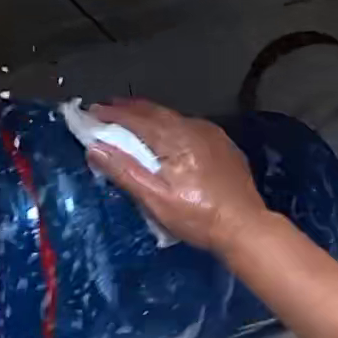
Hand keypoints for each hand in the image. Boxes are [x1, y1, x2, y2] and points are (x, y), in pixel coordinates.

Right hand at [85, 98, 273, 252]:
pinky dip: (172, 127)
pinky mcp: (223, 145)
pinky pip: (191, 127)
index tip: (92, 112)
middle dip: (129, 110)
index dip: (112, 114)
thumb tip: (95, 149)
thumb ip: (125, 171)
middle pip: (156, 112)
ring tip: (132, 121)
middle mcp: (195, 128)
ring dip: (151, 117)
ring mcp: (212, 135)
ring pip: (174, 118)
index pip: (136, 118)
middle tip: (107, 111)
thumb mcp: (155, 199)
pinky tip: (167, 136)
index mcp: (175, 139)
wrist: (245, 227)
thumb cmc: (199, 218)